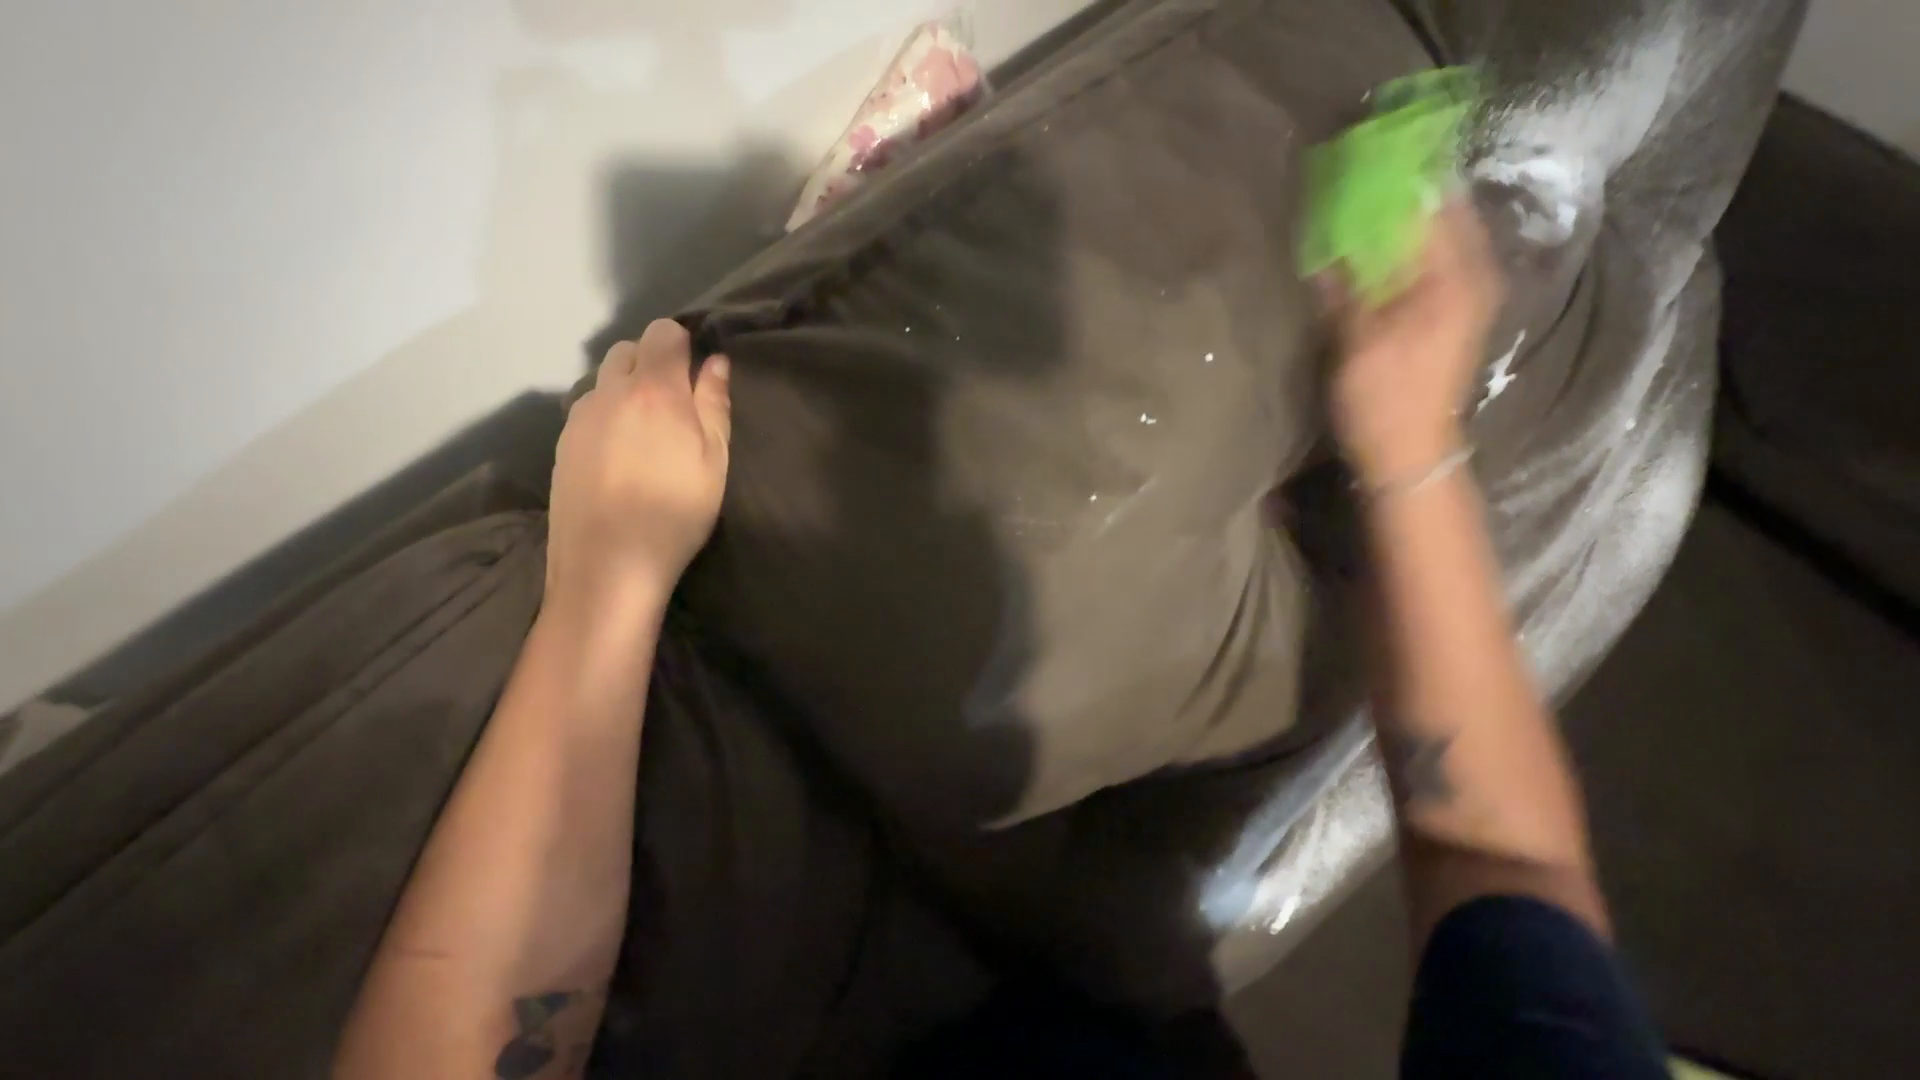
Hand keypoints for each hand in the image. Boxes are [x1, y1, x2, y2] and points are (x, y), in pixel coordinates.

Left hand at [546, 319, 730, 619]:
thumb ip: (714, 405)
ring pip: (604, 379)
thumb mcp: (714, 462)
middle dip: (652, 362)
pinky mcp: (563, 443)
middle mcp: (610, 392)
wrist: (607, 565)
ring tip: (647, 432)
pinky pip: (588, 409)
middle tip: (676, 404)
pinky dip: (607, 414)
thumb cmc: (675, 514)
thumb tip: (716, 363)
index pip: (663, 333)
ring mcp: (580, 417)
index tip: (697, 374)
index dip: (683, 344)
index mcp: (654, 391)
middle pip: (628, 349)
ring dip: (626, 388)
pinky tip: (621, 454)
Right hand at [1320, 200, 1502, 487]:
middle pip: (1437, 212)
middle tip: (1354, 172)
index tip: (1363, 152)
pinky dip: (1400, 245)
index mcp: (1455, 276)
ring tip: (1355, 201)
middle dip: (1397, 190)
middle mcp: (1470, 275)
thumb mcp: (1358, 341)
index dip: (1400, 174)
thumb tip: (1326, 236)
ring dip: (1397, 217)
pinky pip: (1427, 257)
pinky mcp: (1449, 310)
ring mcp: (1464, 292)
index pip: (1433, 200)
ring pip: (1433, 233)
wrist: (1412, 454)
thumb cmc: (1386, 400)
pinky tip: (1368, 244)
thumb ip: (1345, 284)